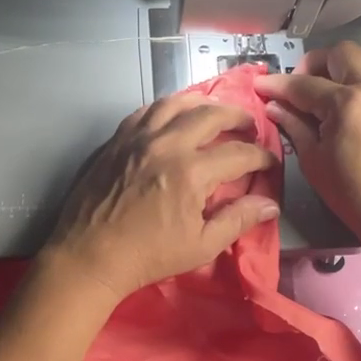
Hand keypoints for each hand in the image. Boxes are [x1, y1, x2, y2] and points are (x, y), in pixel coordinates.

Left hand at [42, 96, 280, 301]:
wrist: (90, 255)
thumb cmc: (148, 256)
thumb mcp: (201, 246)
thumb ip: (237, 220)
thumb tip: (270, 204)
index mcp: (191, 172)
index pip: (238, 154)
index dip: (261, 156)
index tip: (270, 162)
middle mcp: (166, 145)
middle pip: (210, 115)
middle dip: (237, 117)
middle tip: (249, 126)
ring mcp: (138, 138)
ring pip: (175, 104)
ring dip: (201, 104)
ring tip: (215, 111)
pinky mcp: (116, 140)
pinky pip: (145, 111)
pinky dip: (166, 109)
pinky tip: (173, 117)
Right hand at [255, 42, 360, 252]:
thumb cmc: (352, 194)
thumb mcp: (314, 161)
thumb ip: (294, 126)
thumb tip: (275, 106)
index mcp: (347, 103)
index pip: (303, 84)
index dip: (277, 85)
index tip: (260, 85)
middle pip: (340, 53)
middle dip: (315, 64)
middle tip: (300, 87)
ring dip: (349, 64)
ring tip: (334, 87)